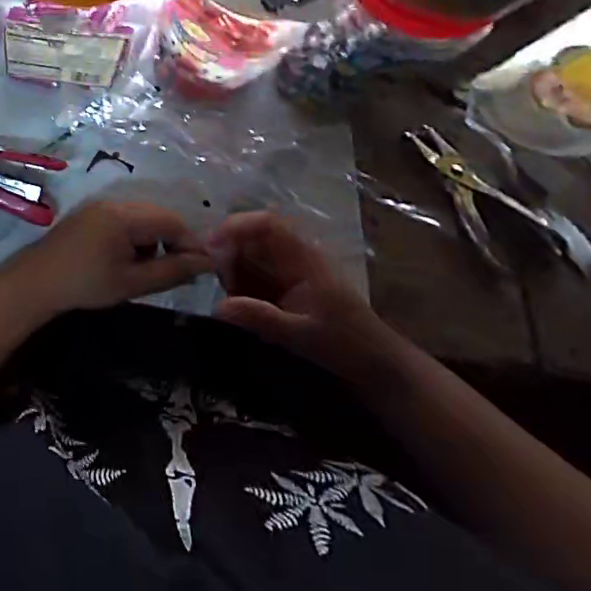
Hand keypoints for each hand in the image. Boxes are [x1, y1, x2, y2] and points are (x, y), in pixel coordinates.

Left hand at [3, 200, 209, 312]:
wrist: (35, 282)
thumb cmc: (85, 285)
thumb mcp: (132, 282)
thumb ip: (172, 271)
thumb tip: (206, 264)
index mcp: (123, 216)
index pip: (172, 221)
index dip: (190, 244)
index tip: (198, 270)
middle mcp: (112, 203)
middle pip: (157, 215)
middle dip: (172, 241)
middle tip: (174, 271)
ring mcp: (98, 206)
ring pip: (141, 217)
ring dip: (153, 240)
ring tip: (146, 269)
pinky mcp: (89, 215)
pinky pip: (123, 219)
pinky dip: (134, 237)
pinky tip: (125, 261)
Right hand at [208, 211, 412, 386]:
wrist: (381, 368)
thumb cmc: (349, 346)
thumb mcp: (304, 335)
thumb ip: (261, 318)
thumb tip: (217, 307)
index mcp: (304, 258)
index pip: (266, 223)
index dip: (236, 226)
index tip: (211, 247)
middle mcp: (293, 258)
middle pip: (249, 236)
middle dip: (225, 251)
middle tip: (209, 277)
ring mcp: (288, 272)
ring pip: (246, 255)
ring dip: (228, 269)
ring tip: (221, 294)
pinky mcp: (283, 288)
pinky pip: (251, 274)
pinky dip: (236, 284)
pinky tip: (233, 303)